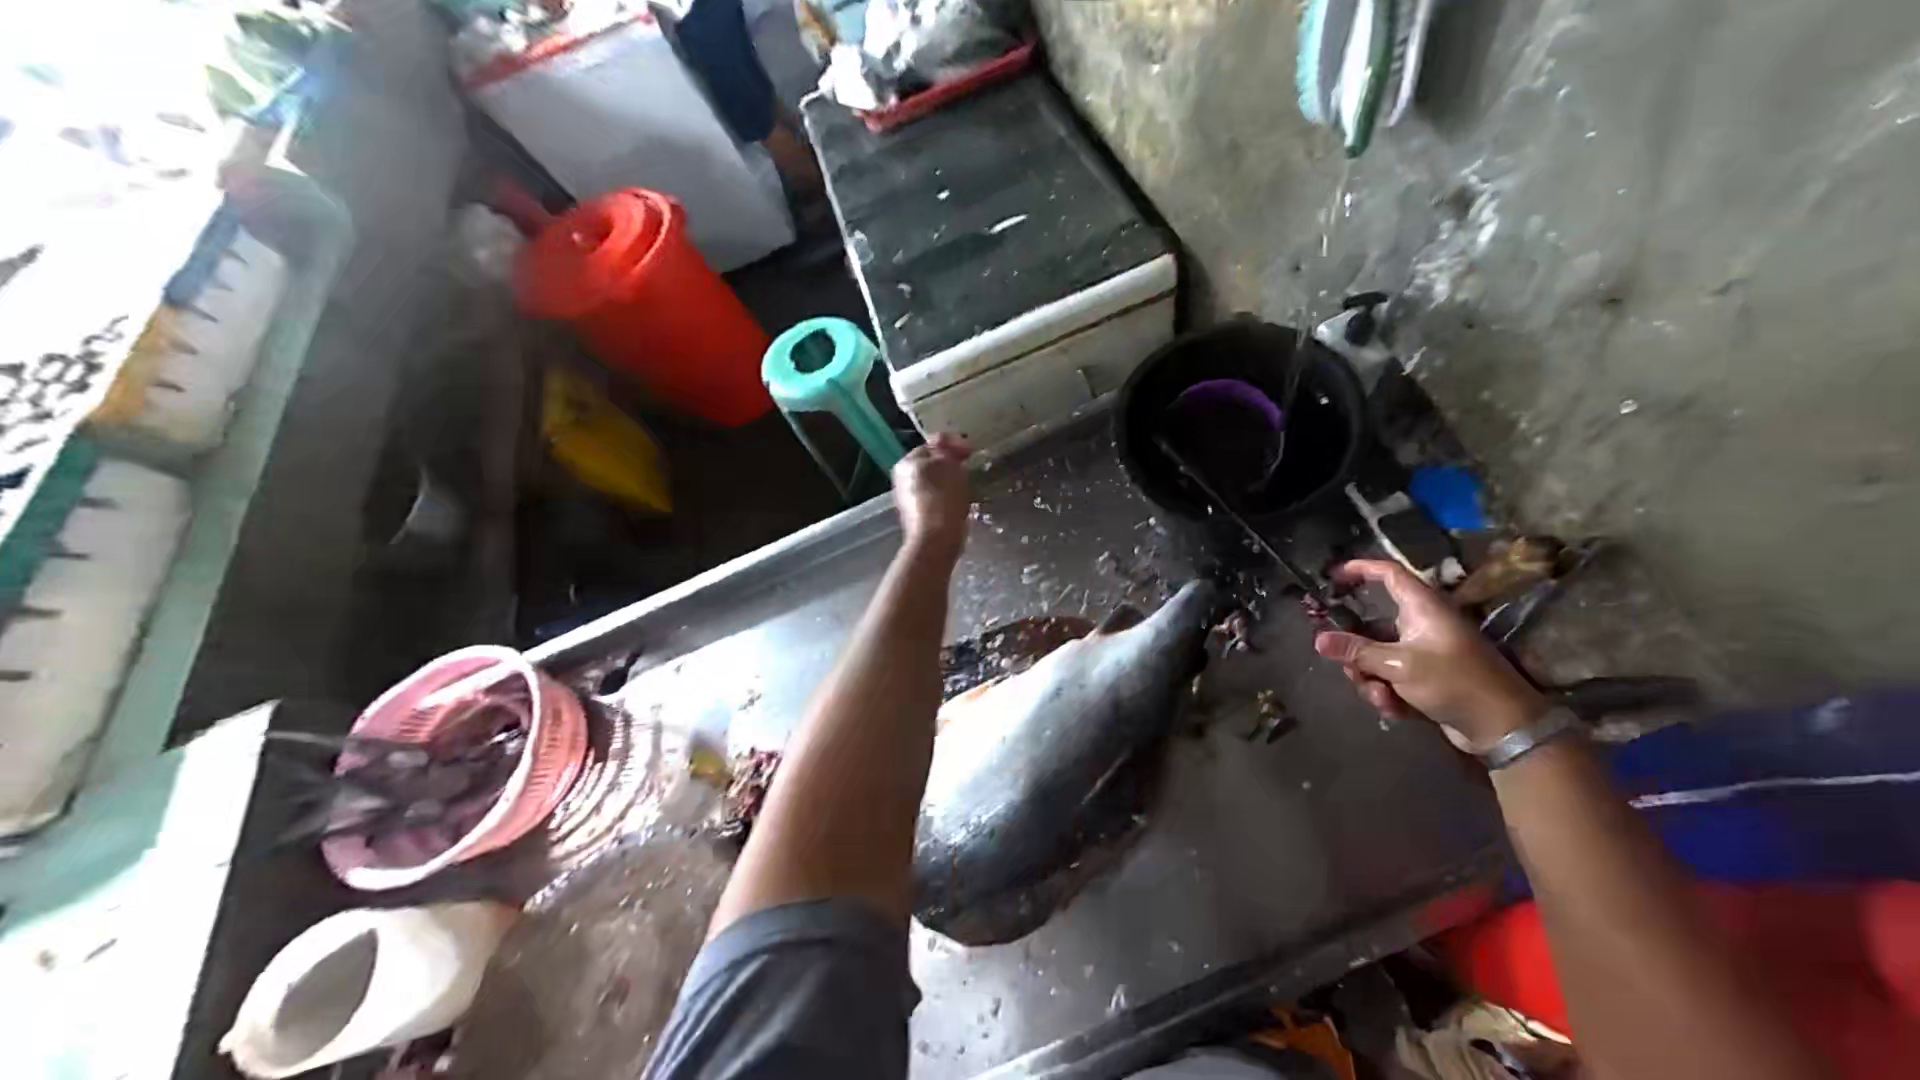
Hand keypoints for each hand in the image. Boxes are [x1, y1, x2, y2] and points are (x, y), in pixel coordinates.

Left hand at [893, 433, 973, 559]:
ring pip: (936, 482)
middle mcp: (903, 480)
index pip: (931, 445)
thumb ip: (946, 449)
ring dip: (952, 480)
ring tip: (967, 485)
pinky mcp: (920, 516)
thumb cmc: (942, 496)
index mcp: (906, 463)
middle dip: (951, 464)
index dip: (952, 444)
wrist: (937, 537)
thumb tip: (946, 446)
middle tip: (969, 467)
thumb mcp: (947, 463)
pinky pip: (938, 499)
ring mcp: (910, 499)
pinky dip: (949, 497)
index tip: (970, 451)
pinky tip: (960, 502)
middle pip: (932, 464)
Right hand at [1313, 559, 1547, 747]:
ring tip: (1380, 697)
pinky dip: (1387, 692)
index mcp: (1422, 608)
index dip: (1360, 569)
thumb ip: (1357, 651)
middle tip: (1347, 666)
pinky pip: (1391, 677)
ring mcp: (1424, 652)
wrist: (1504, 728)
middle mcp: (1422, 625)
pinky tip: (1394, 709)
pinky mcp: (1426, 677)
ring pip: (1377, 656)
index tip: (1332, 576)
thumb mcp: (1399, 665)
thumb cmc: (1455, 682)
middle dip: (1355, 650)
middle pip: (1371, 626)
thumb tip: (1318, 639)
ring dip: (1370, 678)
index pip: (1389, 574)